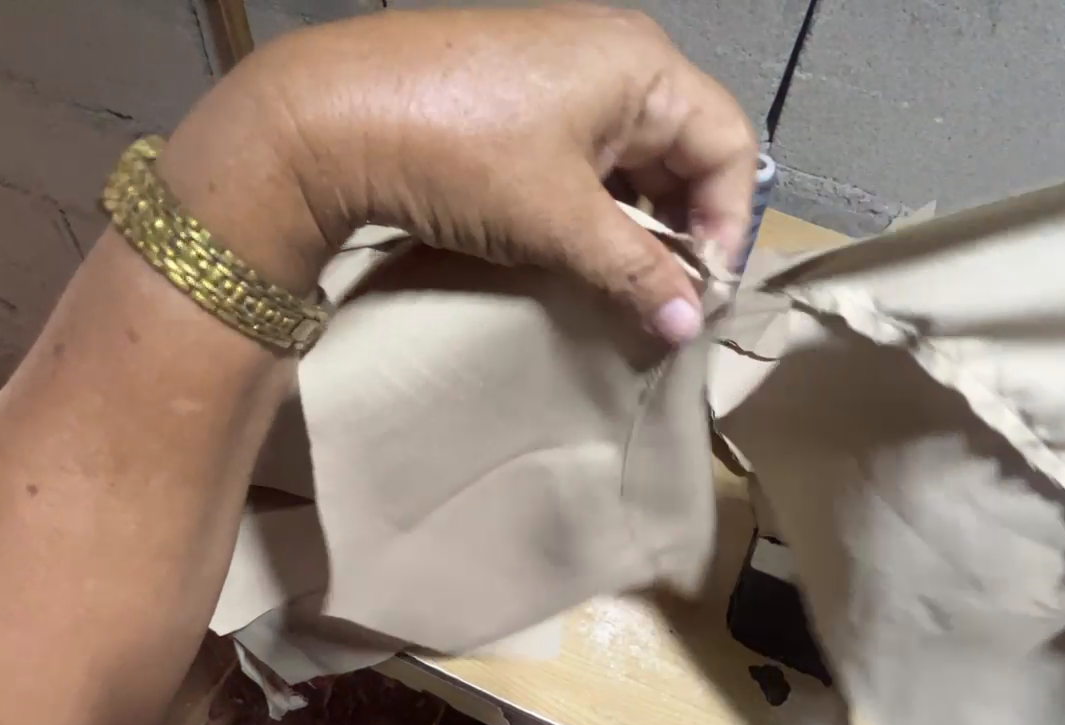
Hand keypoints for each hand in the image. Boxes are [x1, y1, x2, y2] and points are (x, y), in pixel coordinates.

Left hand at [154, 5, 756, 343]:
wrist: (335, 119)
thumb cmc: (465, 156)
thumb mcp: (562, 222)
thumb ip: (636, 272)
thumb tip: (689, 327)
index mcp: (644, 67)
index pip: (729, 146)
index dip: (727, 224)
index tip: (699, 293)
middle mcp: (615, 57)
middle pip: (685, 152)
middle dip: (683, 230)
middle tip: (663, 297)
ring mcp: (565, 76)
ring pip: (635, 161)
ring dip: (638, 226)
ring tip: (623, 282)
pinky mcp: (525, 103)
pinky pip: (590, 159)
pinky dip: (597, 208)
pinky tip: (582, 249)